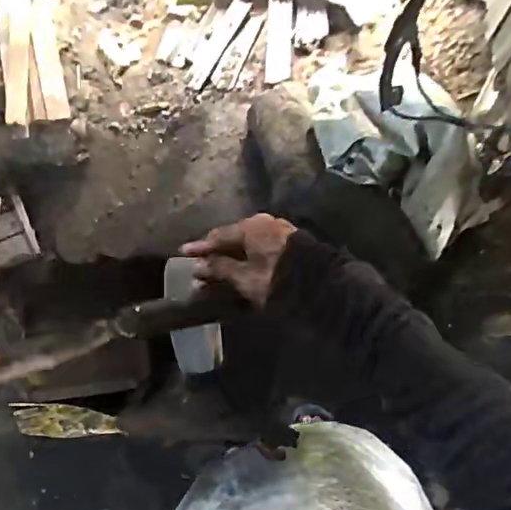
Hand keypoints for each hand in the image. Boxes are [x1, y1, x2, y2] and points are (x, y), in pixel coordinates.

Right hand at [180, 214, 296, 306]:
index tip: (184, 254)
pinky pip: (262, 247)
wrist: (326, 286)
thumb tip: (198, 265)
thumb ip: (221, 269)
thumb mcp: (246, 279)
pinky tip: (244, 267)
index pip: (218, 236)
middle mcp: (265, 223)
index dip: (201, 248)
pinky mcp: (292, 242)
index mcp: (251, 227)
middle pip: (234, 237)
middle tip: (201, 264)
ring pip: (249, 243)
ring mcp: (281, 231)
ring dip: (234, 256)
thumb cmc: (280, 282)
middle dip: (217, 252)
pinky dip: (249, 257)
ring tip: (221, 268)